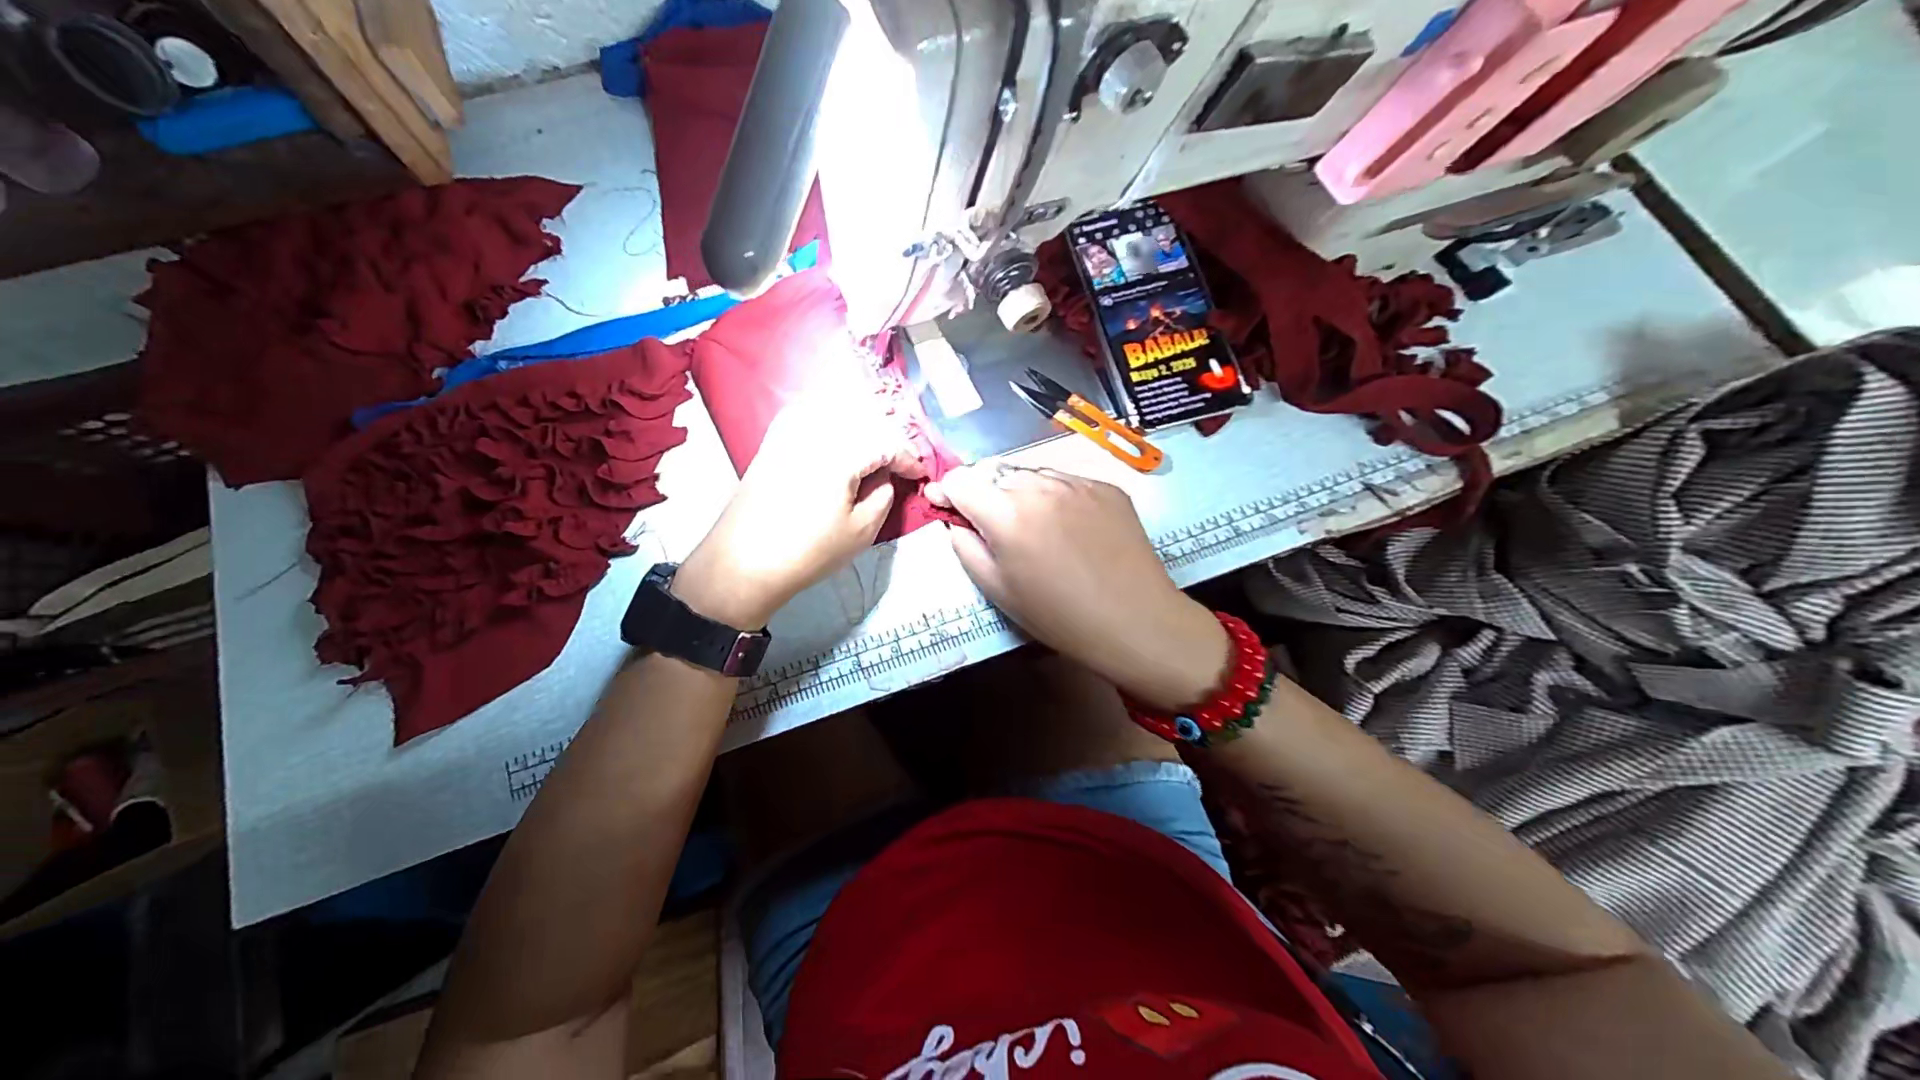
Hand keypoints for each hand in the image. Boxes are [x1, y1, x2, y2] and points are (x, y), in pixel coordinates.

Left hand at [674, 394, 925, 629]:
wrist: (743, 562)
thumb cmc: (807, 551)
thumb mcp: (862, 530)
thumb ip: (884, 494)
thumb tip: (885, 476)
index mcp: (842, 450)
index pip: (887, 441)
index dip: (908, 458)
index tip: (919, 475)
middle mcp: (816, 429)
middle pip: (864, 418)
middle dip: (887, 439)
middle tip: (899, 465)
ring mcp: (790, 431)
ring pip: (837, 410)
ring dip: (862, 425)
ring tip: (874, 452)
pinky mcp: (773, 440)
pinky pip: (809, 413)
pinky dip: (830, 418)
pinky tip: (838, 433)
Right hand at [926, 462, 1228, 710]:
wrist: (1135, 620)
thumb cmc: (1058, 616)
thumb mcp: (998, 591)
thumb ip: (967, 549)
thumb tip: (958, 523)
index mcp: (1006, 513)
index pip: (961, 481)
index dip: (949, 493)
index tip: (949, 507)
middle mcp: (1039, 486)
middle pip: (995, 472)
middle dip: (985, 492)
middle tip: (991, 523)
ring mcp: (1077, 483)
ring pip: (1032, 473)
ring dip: (1020, 491)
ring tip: (1032, 526)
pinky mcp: (1106, 487)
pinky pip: (1067, 482)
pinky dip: (1055, 497)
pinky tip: (1068, 527)